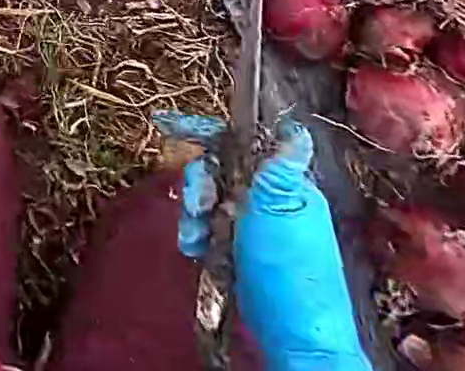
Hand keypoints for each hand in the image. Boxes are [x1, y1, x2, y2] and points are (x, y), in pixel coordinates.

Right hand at [160, 113, 371, 370]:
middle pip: (215, 168)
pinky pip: (205, 228)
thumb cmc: (290, 269)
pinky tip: (196, 249)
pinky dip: (196, 235)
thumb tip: (295, 127)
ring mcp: (250, 225)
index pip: (238, 141)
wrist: (295, 340)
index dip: (204, 130)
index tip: (168, 125)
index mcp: (279, 182)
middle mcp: (264, 197)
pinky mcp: (236, 250)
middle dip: (197, 183)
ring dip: (194, 213)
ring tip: (195, 237)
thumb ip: (281, 165)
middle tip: (196, 205)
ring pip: (207, 199)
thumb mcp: (282, 208)